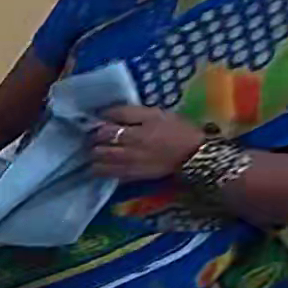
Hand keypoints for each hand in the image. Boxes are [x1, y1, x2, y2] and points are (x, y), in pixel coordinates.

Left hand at [91, 105, 205, 180]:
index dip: (102, 121)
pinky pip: (100, 171)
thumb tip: (106, 113)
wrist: (193, 155)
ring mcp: (126, 160)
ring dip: (94, 152)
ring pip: (96, 155)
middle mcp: (132, 142)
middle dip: (95, 137)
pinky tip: (101, 163)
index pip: (112, 119)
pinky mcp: (125, 174)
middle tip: (98, 137)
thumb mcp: (159, 115)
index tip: (102, 122)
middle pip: (99, 138)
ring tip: (99, 150)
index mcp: (142, 125)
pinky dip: (96, 166)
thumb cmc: (178, 131)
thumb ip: (133, 114)